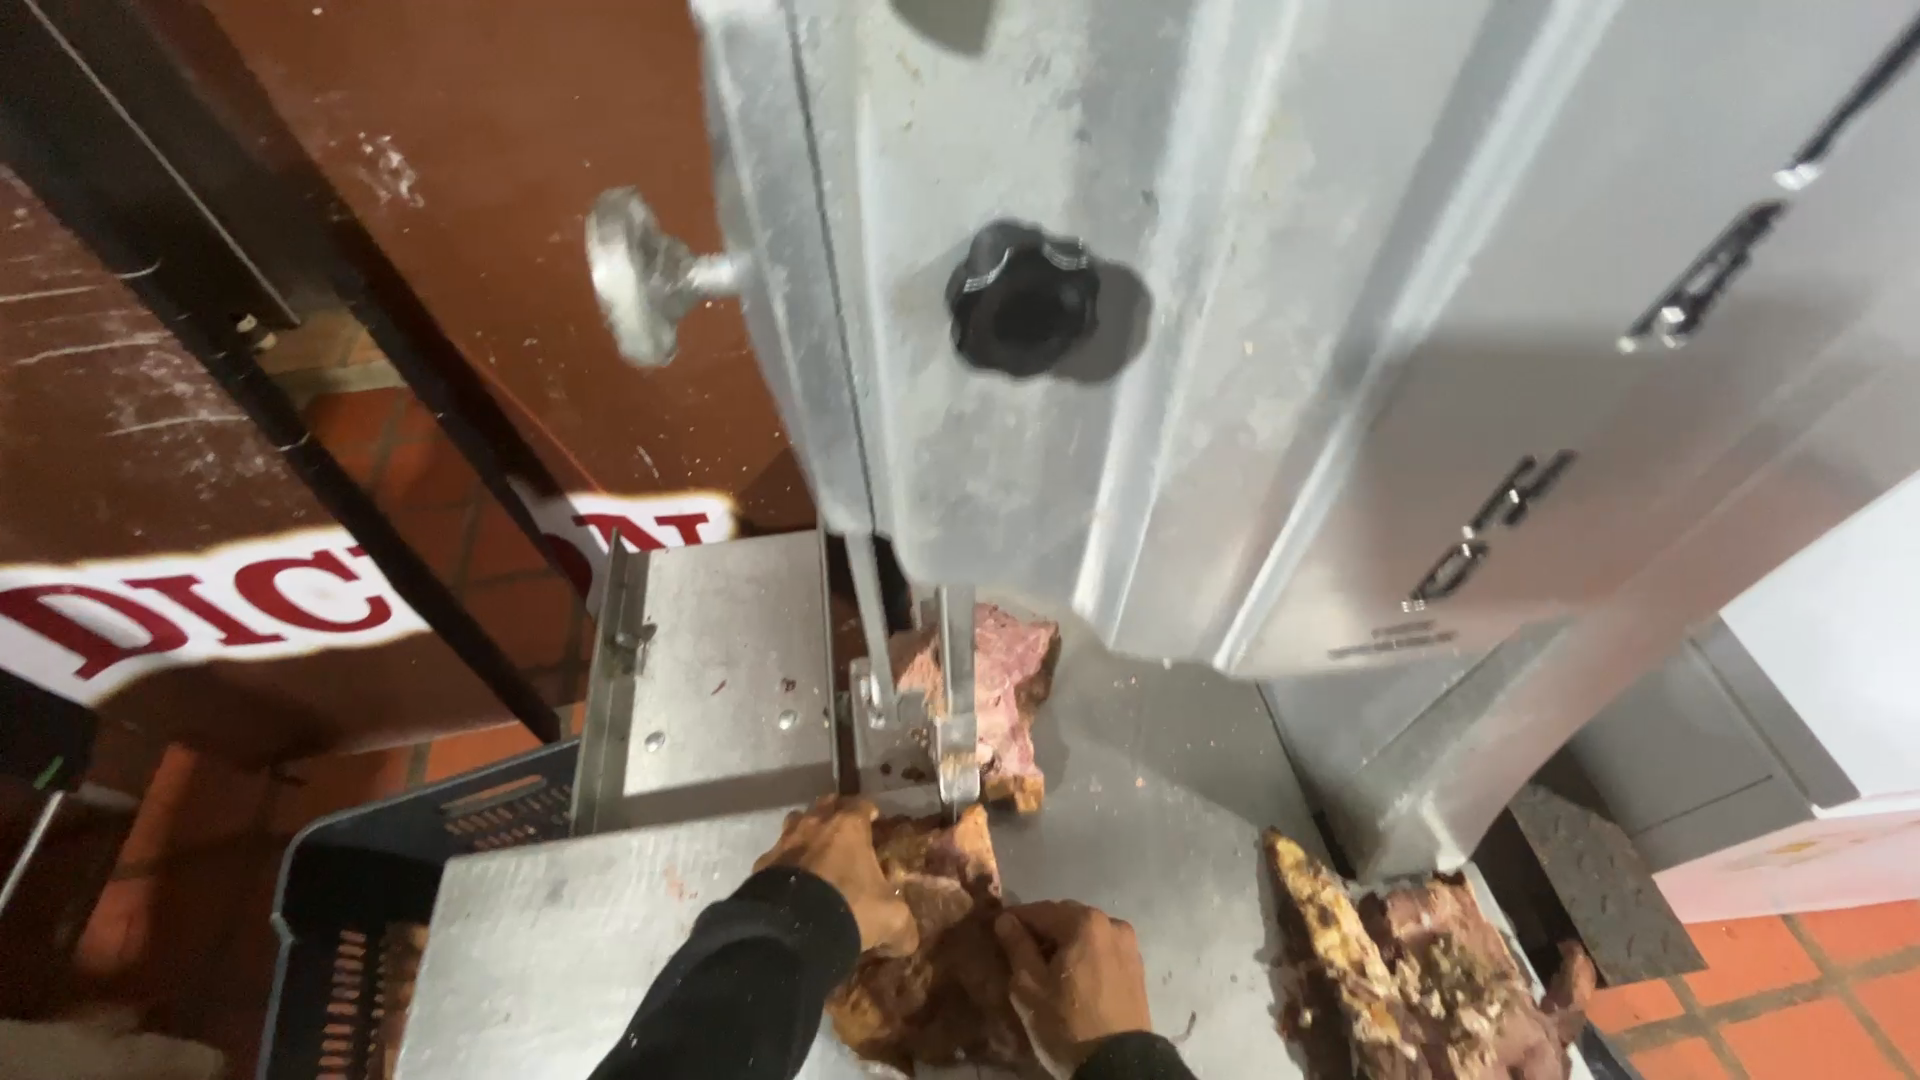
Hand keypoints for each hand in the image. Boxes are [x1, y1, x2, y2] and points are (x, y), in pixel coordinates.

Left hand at [754, 796, 917, 956]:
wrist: (790, 932)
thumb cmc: (848, 910)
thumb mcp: (890, 920)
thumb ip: (903, 925)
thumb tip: (908, 938)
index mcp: (849, 826)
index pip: (862, 804)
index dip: (869, 811)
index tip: (874, 820)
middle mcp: (815, 824)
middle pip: (826, 804)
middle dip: (835, 813)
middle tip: (845, 832)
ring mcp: (785, 842)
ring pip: (796, 822)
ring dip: (806, 832)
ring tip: (815, 853)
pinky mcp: (761, 865)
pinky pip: (775, 856)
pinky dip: (783, 863)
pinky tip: (789, 884)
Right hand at [994, 901, 1152, 1077]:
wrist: (1119, 1069)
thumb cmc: (1068, 1025)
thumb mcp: (1030, 987)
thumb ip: (1017, 946)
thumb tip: (1006, 919)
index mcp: (1084, 922)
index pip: (1039, 911)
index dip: (1016, 920)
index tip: (999, 932)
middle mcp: (1110, 923)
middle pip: (1065, 917)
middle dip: (1043, 931)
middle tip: (1022, 953)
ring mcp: (1128, 944)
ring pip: (1085, 933)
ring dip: (1065, 942)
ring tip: (1049, 967)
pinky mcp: (1136, 967)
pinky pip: (1102, 949)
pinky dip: (1085, 955)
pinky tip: (1074, 977)